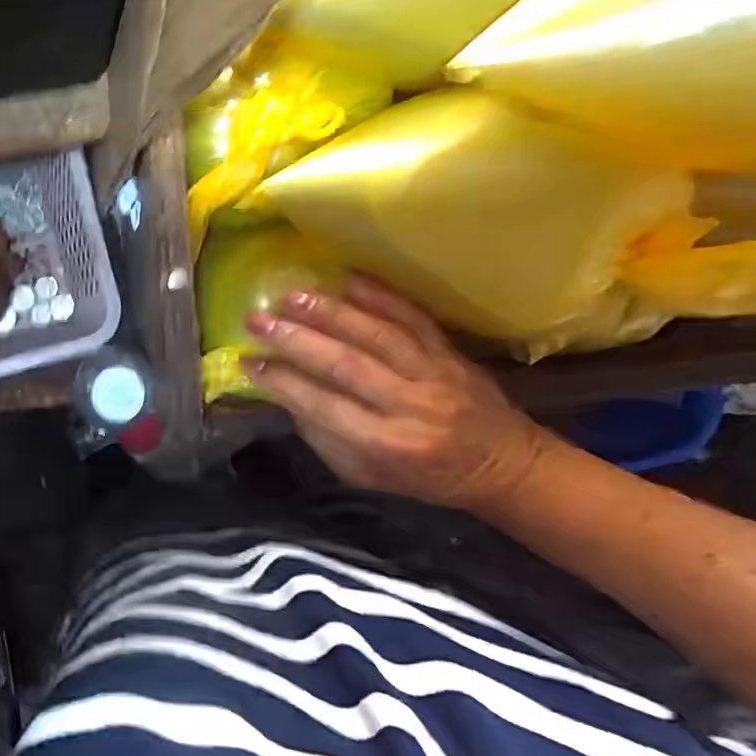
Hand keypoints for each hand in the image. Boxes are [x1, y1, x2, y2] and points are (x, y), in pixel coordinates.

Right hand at [243, 275, 551, 509]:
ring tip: (292, 296)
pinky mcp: (451, 353)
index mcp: (386, 443)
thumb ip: (323, 437)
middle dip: (295, 340)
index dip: (281, 382)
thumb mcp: (364, 475)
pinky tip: (348, 277)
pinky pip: (414, 318)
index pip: (323, 405)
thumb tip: (286, 394)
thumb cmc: (425, 477)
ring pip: (378, 335)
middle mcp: (411, 406)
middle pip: (346, 364)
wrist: (506, 466)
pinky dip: (380, 295)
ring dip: (331, 312)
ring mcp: (435, 374)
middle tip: (257, 320)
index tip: (248, 361)